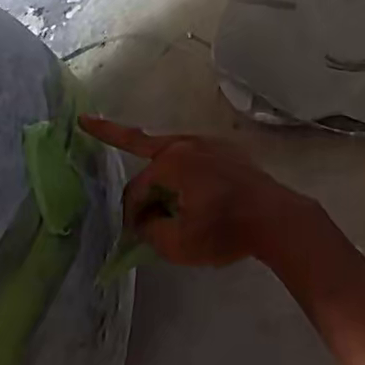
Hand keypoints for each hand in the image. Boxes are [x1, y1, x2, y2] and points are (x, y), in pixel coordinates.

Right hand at [80, 116, 321, 267]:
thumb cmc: (225, 230)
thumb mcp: (180, 244)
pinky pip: (192, 156)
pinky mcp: (226, 152)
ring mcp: (208, 144)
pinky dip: (181, 166)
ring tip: (135, 150)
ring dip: (153, 159)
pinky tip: (184, 180)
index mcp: (171, 162)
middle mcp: (186, 144)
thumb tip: (143, 220)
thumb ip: (151, 232)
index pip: (136, 188)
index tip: (131, 233)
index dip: (129, 212)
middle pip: (144, 147)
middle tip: (87, 120)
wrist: (276, 218)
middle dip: (114, 135)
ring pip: (169, 151)